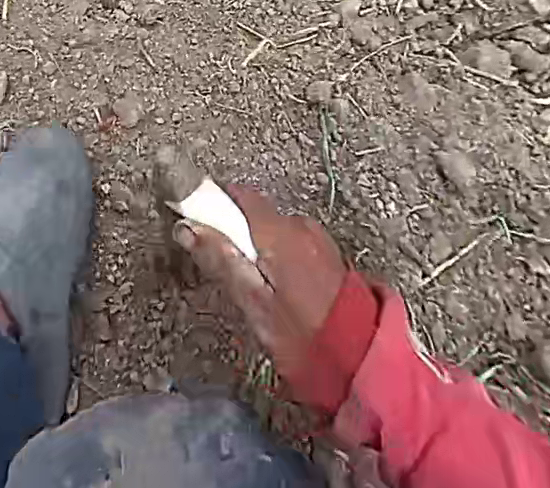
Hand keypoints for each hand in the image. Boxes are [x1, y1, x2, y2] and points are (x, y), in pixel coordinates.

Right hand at [175, 185, 346, 384]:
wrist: (359, 353)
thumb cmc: (304, 336)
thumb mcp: (254, 303)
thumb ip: (223, 261)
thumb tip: (189, 229)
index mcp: (280, 233)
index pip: (238, 196)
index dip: (211, 201)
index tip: (189, 216)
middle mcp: (299, 225)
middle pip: (253, 211)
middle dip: (230, 228)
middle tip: (215, 263)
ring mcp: (315, 236)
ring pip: (270, 228)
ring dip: (252, 243)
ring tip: (245, 284)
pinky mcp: (323, 250)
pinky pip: (288, 239)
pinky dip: (272, 251)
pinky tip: (270, 284)